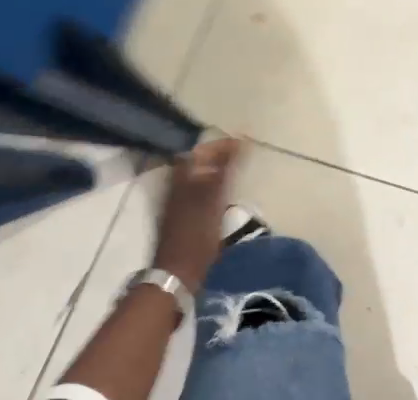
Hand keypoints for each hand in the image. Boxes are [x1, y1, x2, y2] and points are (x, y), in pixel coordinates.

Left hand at [152, 139, 242, 291]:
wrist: (176, 273)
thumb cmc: (196, 236)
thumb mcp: (213, 201)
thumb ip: (223, 171)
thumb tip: (236, 142)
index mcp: (183, 180)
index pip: (200, 151)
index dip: (220, 144)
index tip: (241, 143)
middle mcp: (176, 187)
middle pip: (196, 162)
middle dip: (218, 155)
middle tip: (239, 155)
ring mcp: (176, 203)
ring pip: (196, 176)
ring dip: (214, 169)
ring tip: (235, 171)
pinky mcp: (180, 217)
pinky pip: (197, 190)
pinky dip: (211, 185)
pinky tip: (223, 193)